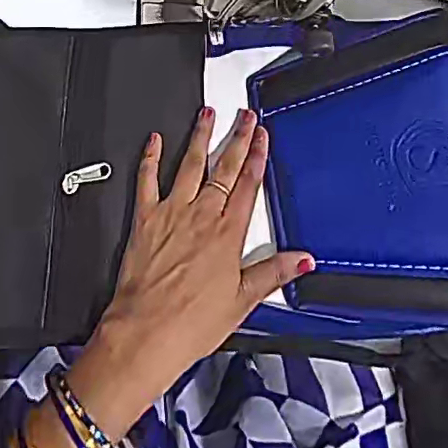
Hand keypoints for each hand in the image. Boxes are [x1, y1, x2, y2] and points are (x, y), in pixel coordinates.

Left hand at [68, 108, 313, 434]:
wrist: (145, 333)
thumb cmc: (190, 323)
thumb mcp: (242, 301)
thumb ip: (273, 273)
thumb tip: (302, 260)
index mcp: (227, 235)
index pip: (248, 185)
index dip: (257, 156)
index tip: (261, 136)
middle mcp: (201, 217)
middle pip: (225, 168)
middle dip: (237, 138)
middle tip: (245, 116)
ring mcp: (172, 213)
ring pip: (190, 165)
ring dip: (200, 137)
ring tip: (207, 114)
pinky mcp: (146, 219)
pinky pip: (147, 180)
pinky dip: (150, 158)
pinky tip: (154, 141)